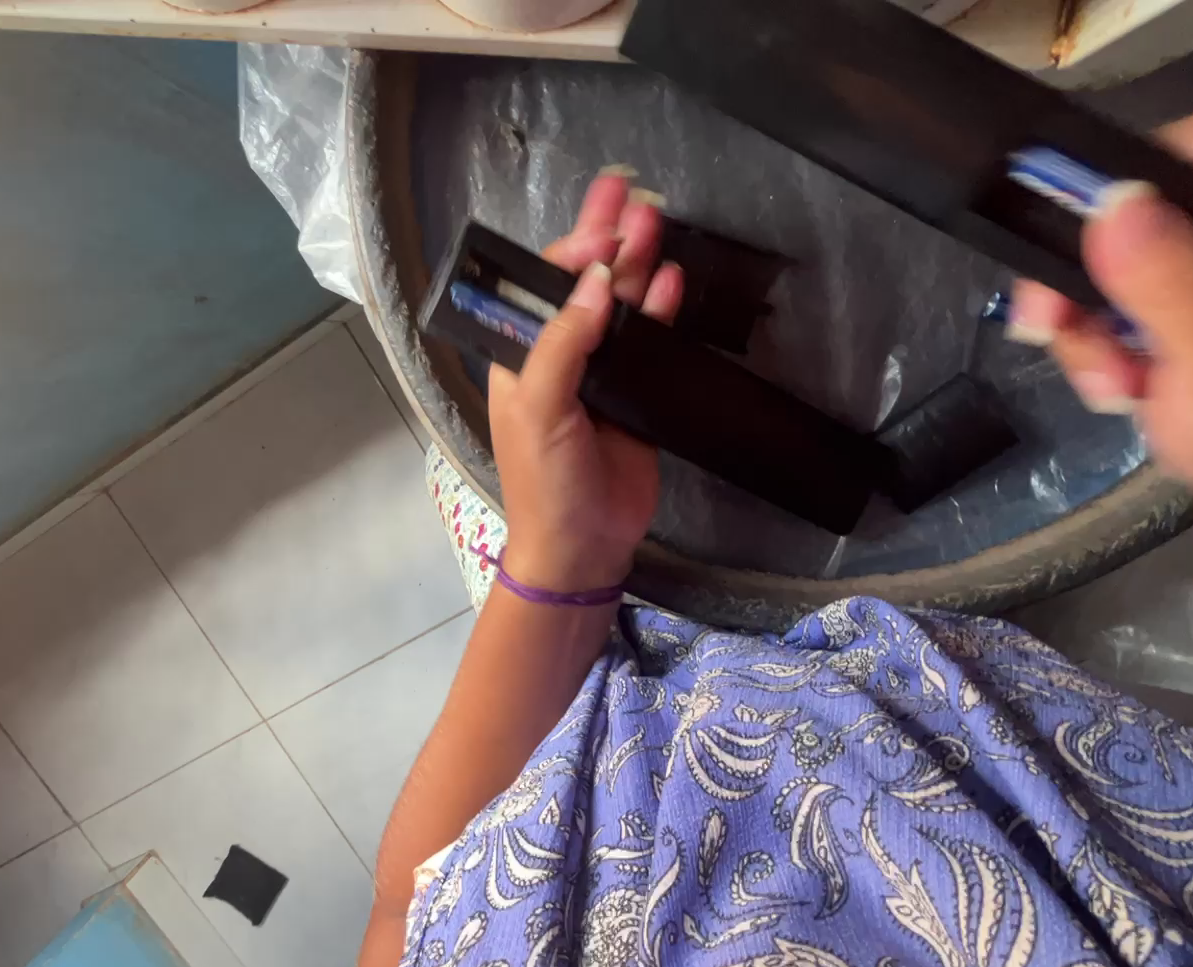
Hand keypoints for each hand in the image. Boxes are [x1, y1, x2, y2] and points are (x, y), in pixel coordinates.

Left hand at [488, 172, 685, 592]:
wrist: (584, 545)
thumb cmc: (545, 481)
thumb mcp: (541, 409)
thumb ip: (564, 343)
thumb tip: (595, 281)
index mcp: (521, 358)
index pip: (542, 290)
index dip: (569, 251)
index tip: (600, 220)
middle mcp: (558, 359)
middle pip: (583, 288)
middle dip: (604, 242)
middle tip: (632, 196)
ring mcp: (599, 376)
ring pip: (619, 310)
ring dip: (636, 267)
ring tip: (656, 222)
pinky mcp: (634, 396)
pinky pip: (648, 343)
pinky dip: (659, 312)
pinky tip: (671, 281)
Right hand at [1009, 102, 1192, 496]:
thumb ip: (1175, 285)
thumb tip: (1109, 205)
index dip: (1140, 170)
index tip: (1076, 232)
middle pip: (1134, 205)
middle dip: (1080, 271)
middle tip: (1049, 323)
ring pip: (1096, 259)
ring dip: (1077, 322)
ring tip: (1108, 378)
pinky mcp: (1158, 303)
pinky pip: (1089, 302)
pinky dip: (1082, 345)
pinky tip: (1114, 382)